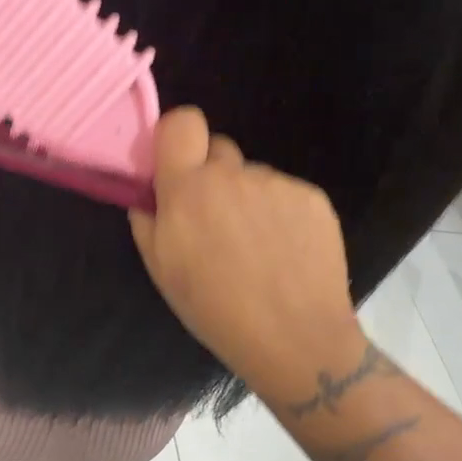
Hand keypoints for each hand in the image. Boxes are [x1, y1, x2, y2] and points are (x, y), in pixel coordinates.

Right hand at [129, 107, 364, 394]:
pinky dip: (280, 215)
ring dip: (247, 201)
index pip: (183, 122)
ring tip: (254, 249)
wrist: (294, 338)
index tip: (177, 168)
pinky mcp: (313, 198)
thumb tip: (147, 196)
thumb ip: (147, 221)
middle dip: (210, 177)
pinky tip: (282, 253)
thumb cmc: (213, 309)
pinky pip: (284, 194)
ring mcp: (277, 184)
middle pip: (218, 152)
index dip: (178, 138)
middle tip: (214, 222)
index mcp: (188, 189)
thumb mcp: (161, 270)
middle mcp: (233, 175)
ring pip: (252, 177)